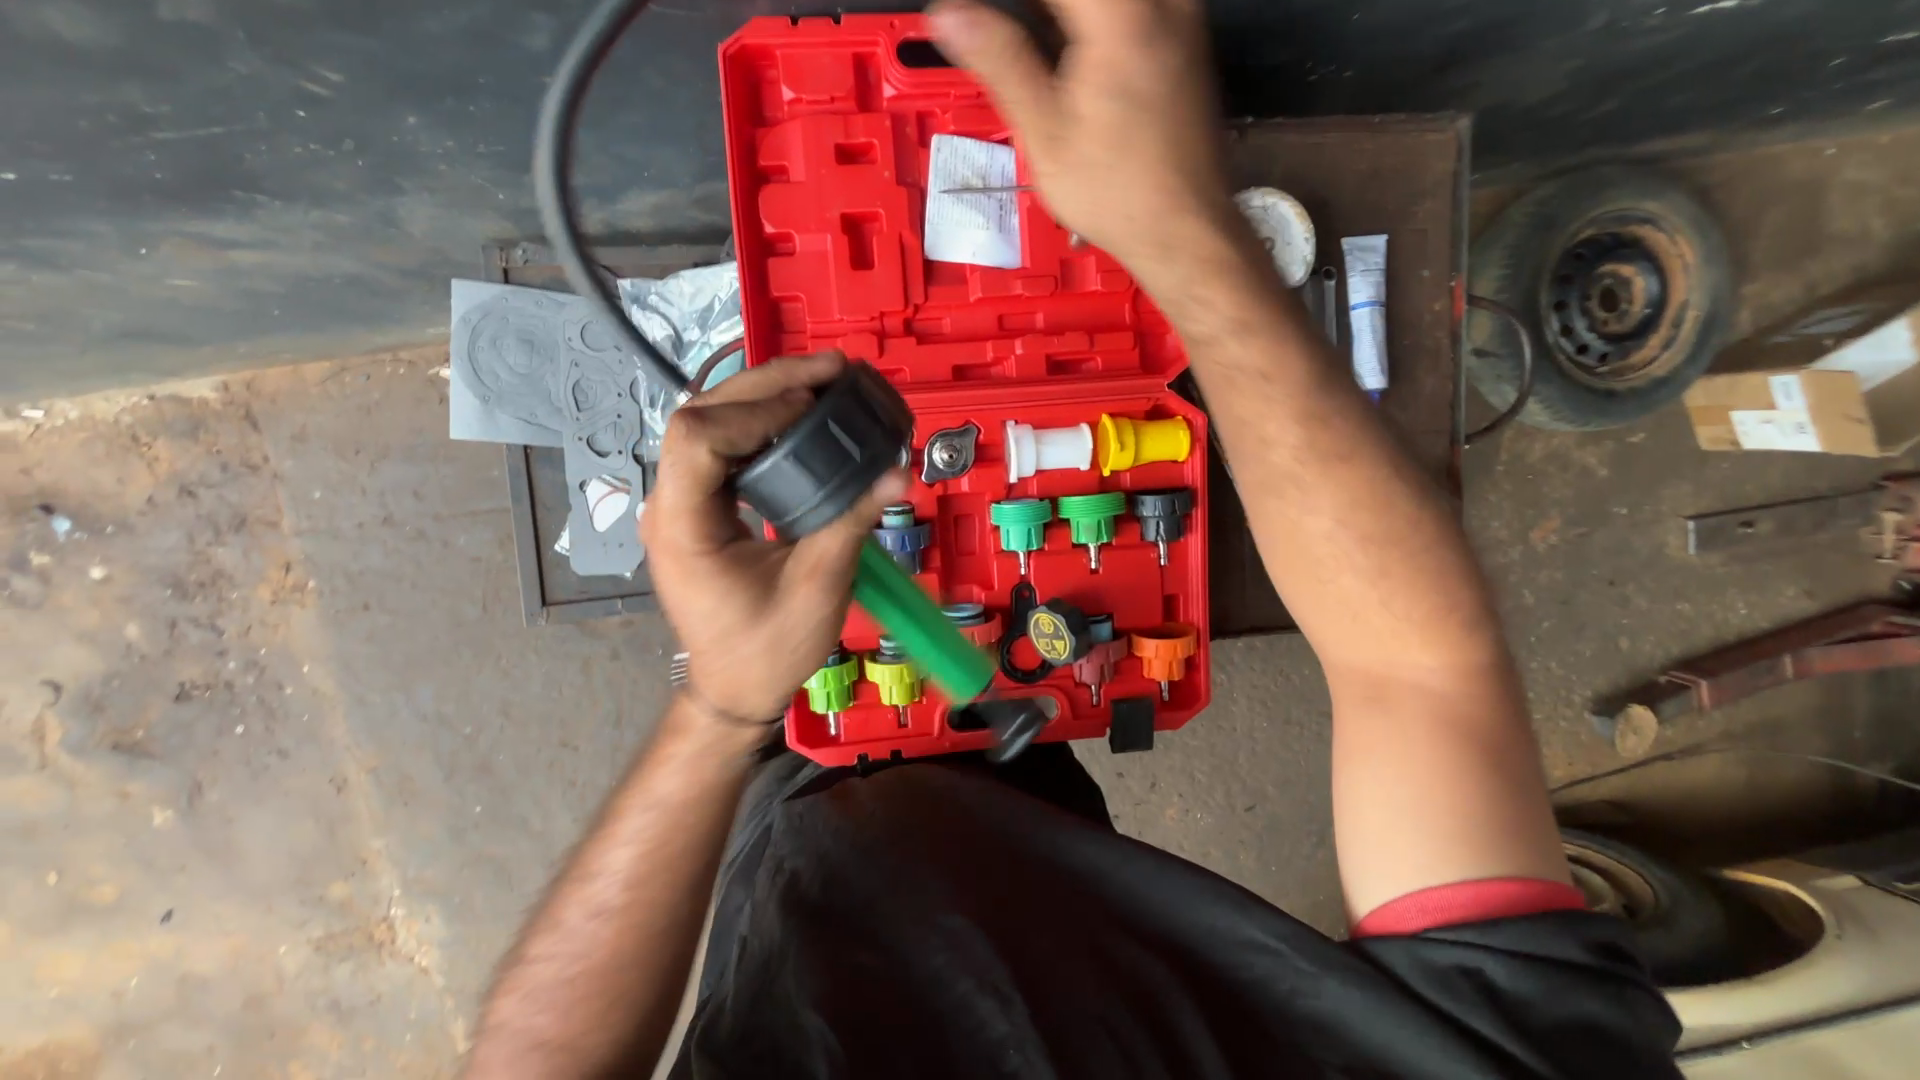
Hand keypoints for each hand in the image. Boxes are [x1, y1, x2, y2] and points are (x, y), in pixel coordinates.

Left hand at [643, 351, 908, 725]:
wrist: (735, 689)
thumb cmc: (767, 650)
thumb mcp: (817, 586)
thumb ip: (851, 521)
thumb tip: (897, 471)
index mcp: (681, 525)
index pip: (697, 438)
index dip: (754, 410)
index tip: (813, 406)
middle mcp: (669, 504)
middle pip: (701, 414)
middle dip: (767, 384)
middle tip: (832, 369)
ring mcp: (680, 503)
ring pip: (710, 422)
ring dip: (766, 395)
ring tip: (823, 383)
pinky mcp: (699, 506)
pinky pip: (724, 447)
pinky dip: (764, 424)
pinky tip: (802, 417)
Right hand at [928, 0, 1237, 275]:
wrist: (1183, 230)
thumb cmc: (1119, 195)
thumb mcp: (1044, 132)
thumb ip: (999, 61)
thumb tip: (949, 15)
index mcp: (1121, 18)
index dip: (1008, 5)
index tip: (979, 16)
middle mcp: (1161, 6)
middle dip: (1036, 10)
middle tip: (1002, 29)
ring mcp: (1182, 20)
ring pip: (1110, 1)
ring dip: (1065, 16)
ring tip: (1032, 37)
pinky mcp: (1188, 41)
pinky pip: (1137, 7)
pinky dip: (1096, 20)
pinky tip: (1071, 48)